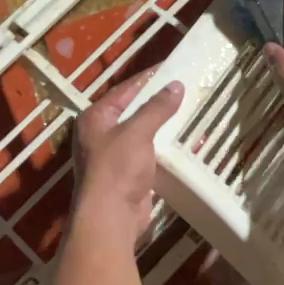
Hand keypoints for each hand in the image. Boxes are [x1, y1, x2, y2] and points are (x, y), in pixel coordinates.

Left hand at [71, 70, 183, 233]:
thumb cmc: (117, 168)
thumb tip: (176, 85)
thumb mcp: (137, 132)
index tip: (171, 68)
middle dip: (157, 102)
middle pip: (132, 111)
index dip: (148, 79)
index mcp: (95, 118)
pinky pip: (148, 153)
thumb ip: (156, 108)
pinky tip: (182, 140)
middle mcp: (100, 133)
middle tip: (184, 88)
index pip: (125, 90)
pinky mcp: (127, 174)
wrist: (110, 217)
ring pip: (141, 133)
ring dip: (162, 125)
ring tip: (188, 110)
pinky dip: (163, 146)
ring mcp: (113, 155)